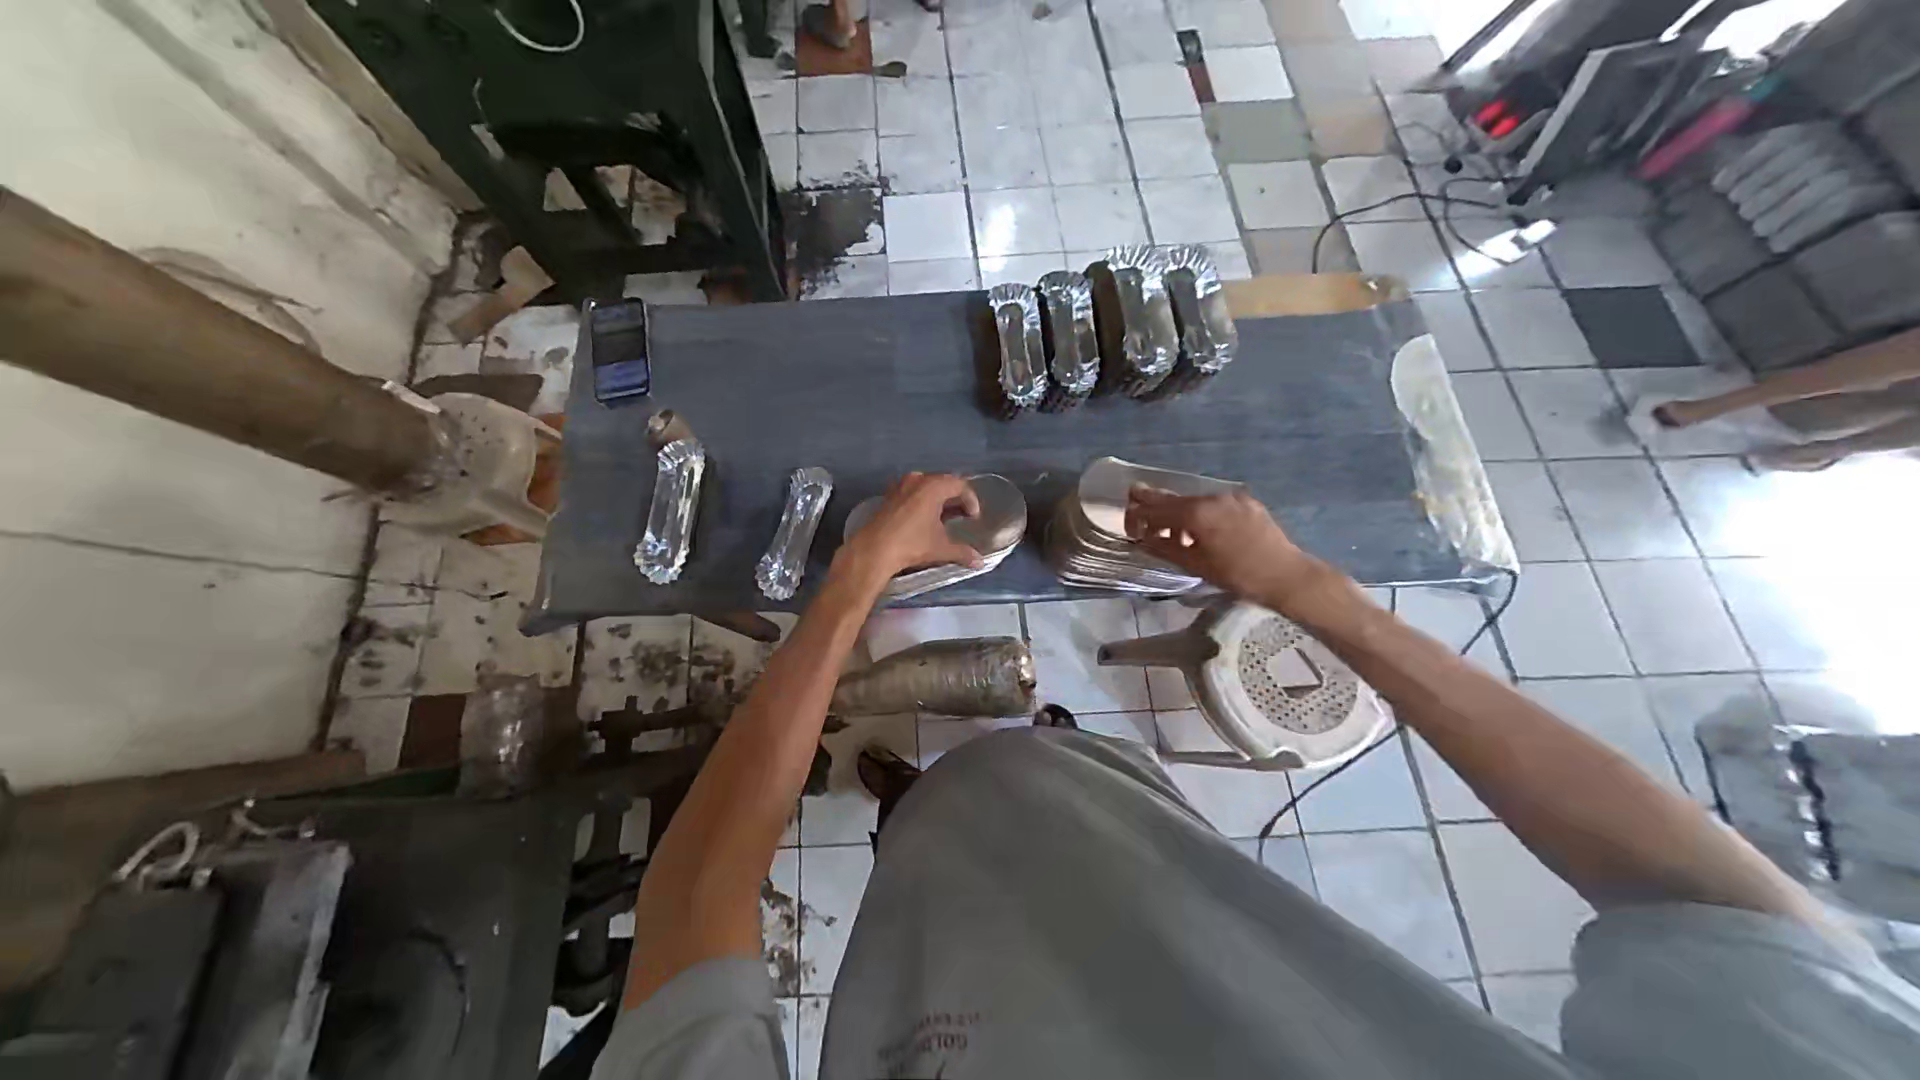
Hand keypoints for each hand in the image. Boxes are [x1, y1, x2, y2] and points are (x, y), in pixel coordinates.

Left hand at [838, 472, 983, 584]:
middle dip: (955, 498)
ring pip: (926, 486)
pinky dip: (922, 501)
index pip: (960, 485)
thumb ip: (963, 552)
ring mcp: (901, 486)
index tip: (973, 516)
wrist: (874, 550)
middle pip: (943, 482)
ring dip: (938, 499)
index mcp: (933, 486)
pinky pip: (913, 492)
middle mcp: (917, 480)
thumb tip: (979, 562)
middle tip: (963, 514)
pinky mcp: (889, 495)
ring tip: (945, 516)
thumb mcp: (941, 548)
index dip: (971, 500)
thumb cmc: (911, 544)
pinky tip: (924, 518)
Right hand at [1123, 486, 1331, 610]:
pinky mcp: (1246, 503)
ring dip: (1179, 513)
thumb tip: (1143, 540)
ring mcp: (1231, 498)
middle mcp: (1212, 498)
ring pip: (1195, 502)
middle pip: (1174, 499)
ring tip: (1173, 532)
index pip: (1156, 509)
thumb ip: (1165, 548)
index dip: (1137, 516)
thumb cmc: (1237, 575)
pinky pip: (1215, 505)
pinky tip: (1202, 531)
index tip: (1129, 526)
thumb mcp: (1195, 565)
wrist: (1286, 575)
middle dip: (1154, 504)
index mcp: (1196, 514)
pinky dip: (1202, 514)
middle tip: (1134, 500)